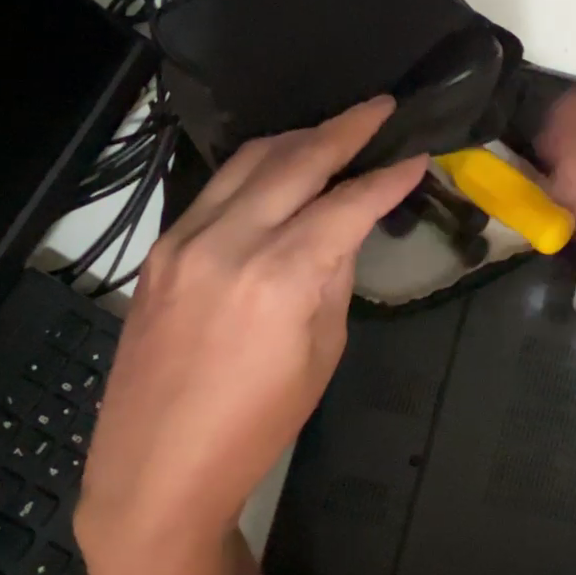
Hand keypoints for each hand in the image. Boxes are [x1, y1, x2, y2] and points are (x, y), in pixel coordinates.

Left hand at [76, 97, 427, 554]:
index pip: (348, 203)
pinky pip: (216, 187)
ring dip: (298, 138)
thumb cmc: (259, 423)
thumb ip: (333, 275)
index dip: (388, 176)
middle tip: (381, 107)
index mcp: (281, 277)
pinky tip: (280, 167)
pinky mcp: (160, 249)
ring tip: (335, 127)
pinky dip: (257, 166)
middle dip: (345, 128)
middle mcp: (230, 242)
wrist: (157, 467)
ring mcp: (185, 240)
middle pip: (296, 160)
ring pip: (249, 160)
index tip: (418, 154)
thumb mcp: (321, 350)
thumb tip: (344, 229)